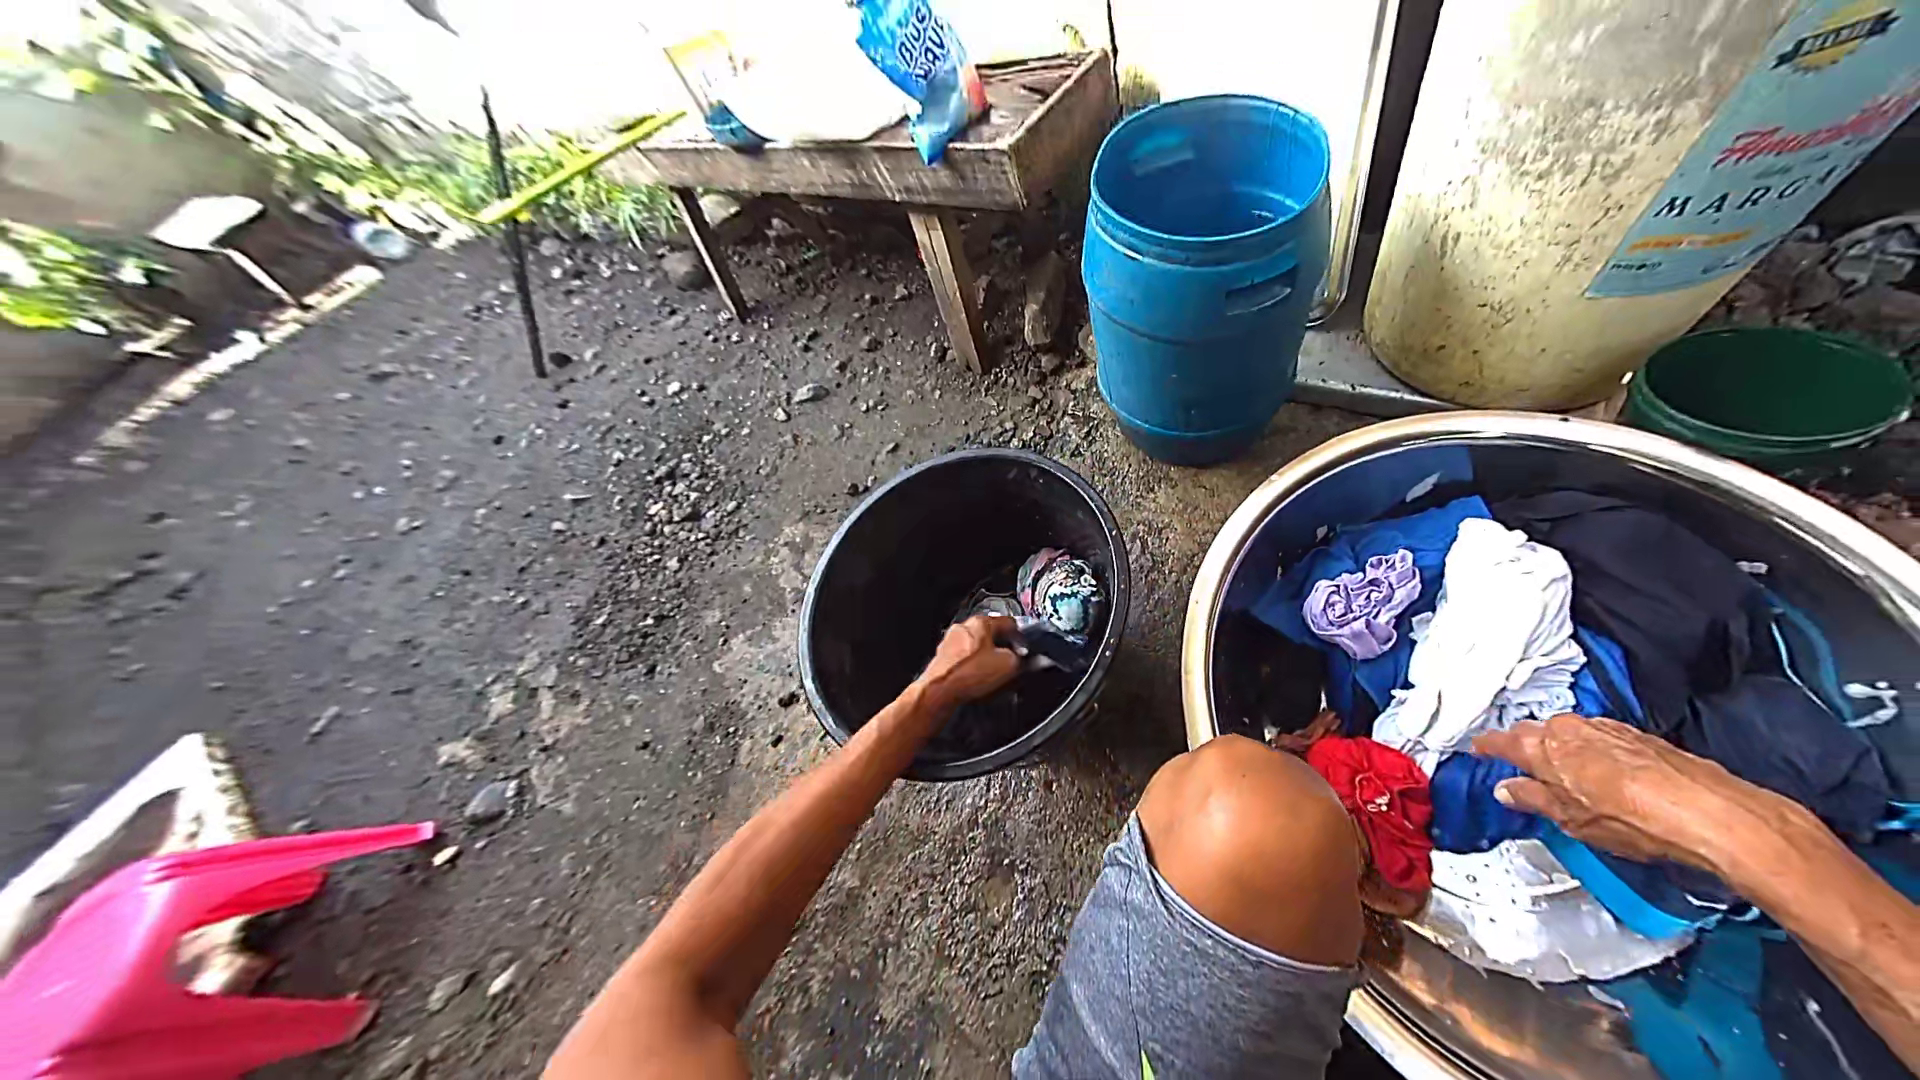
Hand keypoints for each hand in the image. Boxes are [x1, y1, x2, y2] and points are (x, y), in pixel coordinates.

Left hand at [914, 615, 1020, 709]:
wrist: (939, 692)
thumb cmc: (968, 674)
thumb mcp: (1008, 666)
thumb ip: (1022, 659)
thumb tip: (1029, 660)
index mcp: (980, 622)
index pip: (1009, 623)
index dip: (1022, 637)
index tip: (1026, 650)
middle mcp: (964, 627)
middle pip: (992, 634)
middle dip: (1004, 648)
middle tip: (1013, 663)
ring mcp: (951, 642)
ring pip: (978, 647)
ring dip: (989, 658)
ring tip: (996, 674)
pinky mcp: (944, 658)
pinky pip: (965, 659)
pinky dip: (974, 667)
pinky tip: (978, 680)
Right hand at [1471, 712, 1772, 870]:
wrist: (1720, 817)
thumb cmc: (1641, 820)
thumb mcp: (1573, 820)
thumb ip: (1533, 799)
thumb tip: (1508, 790)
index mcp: (1541, 746)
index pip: (1499, 741)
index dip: (1486, 748)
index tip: (1478, 752)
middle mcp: (1568, 729)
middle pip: (1533, 734)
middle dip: (1525, 749)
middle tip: (1523, 772)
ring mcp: (1605, 729)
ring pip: (1567, 735)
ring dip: (1561, 751)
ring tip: (1567, 778)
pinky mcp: (1639, 736)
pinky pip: (1599, 739)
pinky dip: (1592, 752)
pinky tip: (1605, 776)